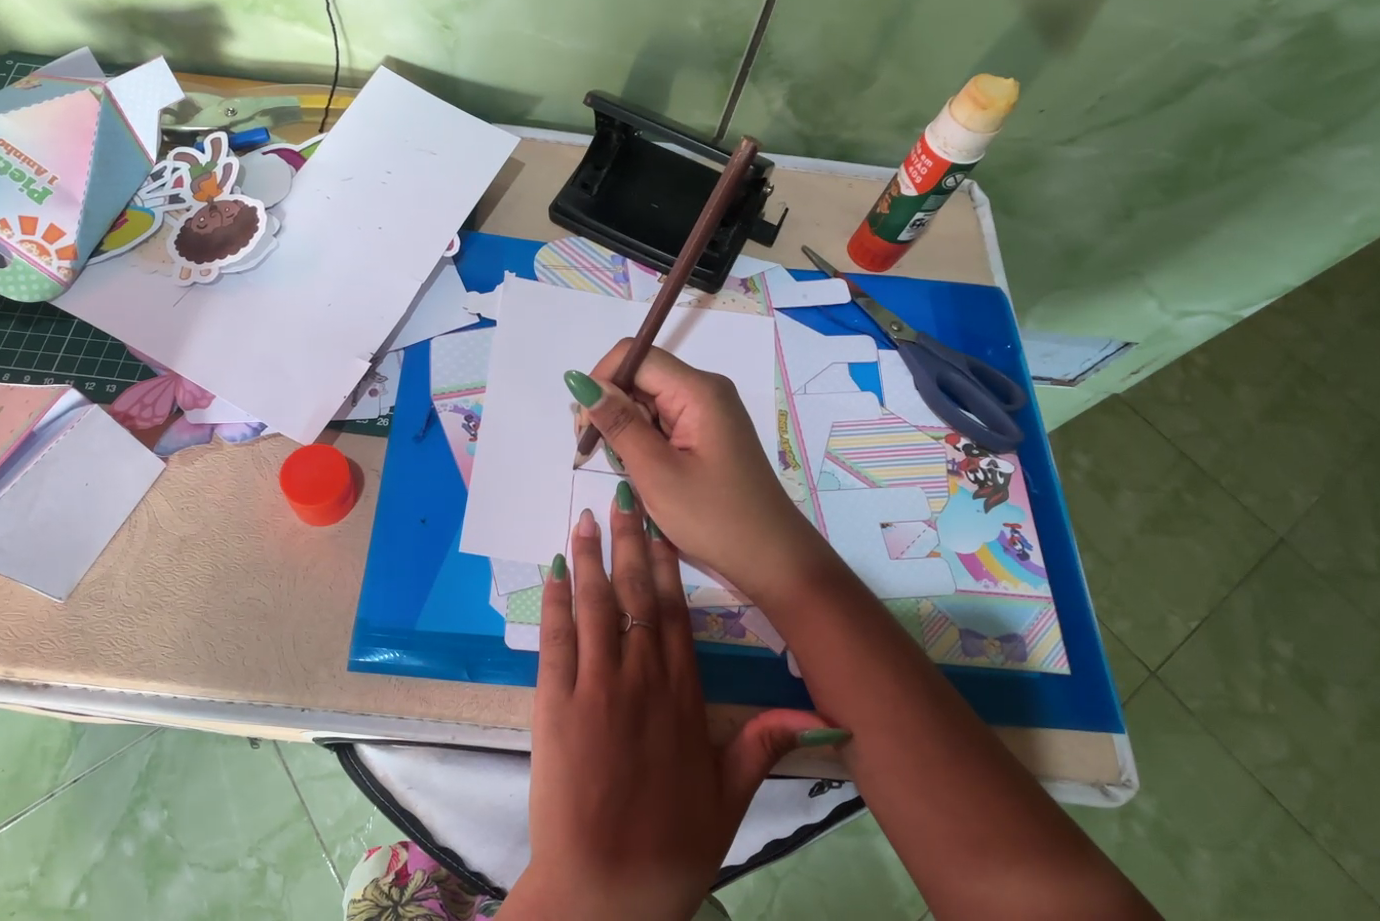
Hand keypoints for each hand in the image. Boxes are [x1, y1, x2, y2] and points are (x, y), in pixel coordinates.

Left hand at [501, 483, 841, 919]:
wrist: (608, 889)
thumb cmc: (671, 846)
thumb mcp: (730, 799)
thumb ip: (765, 746)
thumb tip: (823, 716)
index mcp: (684, 698)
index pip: (676, 617)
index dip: (666, 569)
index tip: (662, 529)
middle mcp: (644, 680)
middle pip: (636, 598)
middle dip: (629, 545)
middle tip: (625, 498)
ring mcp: (598, 687)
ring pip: (596, 606)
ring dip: (590, 558)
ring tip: (587, 517)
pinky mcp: (557, 703)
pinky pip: (557, 639)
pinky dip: (555, 600)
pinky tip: (555, 569)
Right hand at [565, 340, 836, 600]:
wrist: (770, 557)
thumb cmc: (713, 517)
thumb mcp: (655, 472)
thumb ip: (618, 423)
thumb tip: (579, 382)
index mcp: (698, 391)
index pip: (635, 356)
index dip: (602, 380)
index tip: (586, 426)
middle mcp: (705, 391)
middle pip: (641, 377)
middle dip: (611, 408)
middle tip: (599, 455)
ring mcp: (708, 413)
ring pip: (648, 402)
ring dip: (627, 430)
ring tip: (629, 471)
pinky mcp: (707, 434)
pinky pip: (663, 423)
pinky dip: (644, 443)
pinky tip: (645, 472)